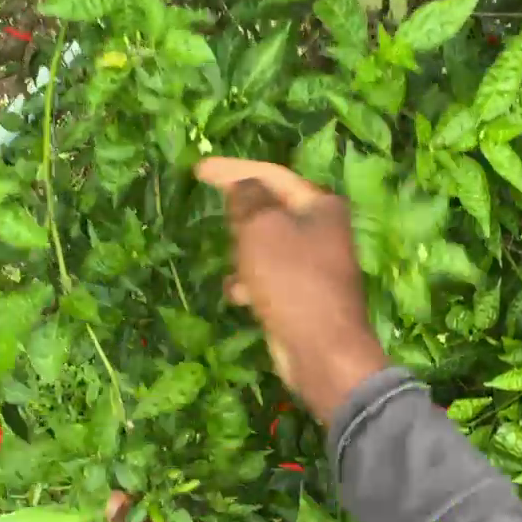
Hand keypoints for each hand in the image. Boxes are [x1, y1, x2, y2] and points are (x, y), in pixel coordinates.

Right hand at [194, 157, 388, 423]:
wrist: (322, 352)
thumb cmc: (292, 281)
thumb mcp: (261, 229)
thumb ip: (247, 199)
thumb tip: (241, 186)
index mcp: (320, 205)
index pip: (271, 175)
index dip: (232, 169)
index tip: (197, 170)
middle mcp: (323, 230)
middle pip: (271, 210)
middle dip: (241, 216)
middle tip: (213, 215)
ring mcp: (316, 264)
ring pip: (267, 246)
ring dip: (244, 254)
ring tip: (232, 264)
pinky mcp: (304, 295)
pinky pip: (270, 277)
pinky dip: (252, 282)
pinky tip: (239, 296)